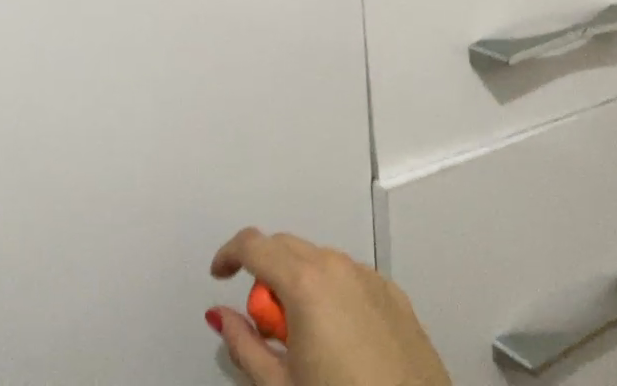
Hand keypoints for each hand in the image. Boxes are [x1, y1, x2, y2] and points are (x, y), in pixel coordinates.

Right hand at [207, 229, 452, 385]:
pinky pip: (350, 277)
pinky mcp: (396, 296)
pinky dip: (334, 293)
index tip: (220, 276)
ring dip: (300, 282)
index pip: (252, 244)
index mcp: (305, 283)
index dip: (228, 255)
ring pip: (318, 260)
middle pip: (284, 246)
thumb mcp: (279, 385)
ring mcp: (371, 279)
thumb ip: (242, 343)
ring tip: (305, 338)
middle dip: (264, 272)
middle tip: (263, 324)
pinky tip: (340, 338)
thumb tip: (221, 316)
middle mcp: (338, 268)